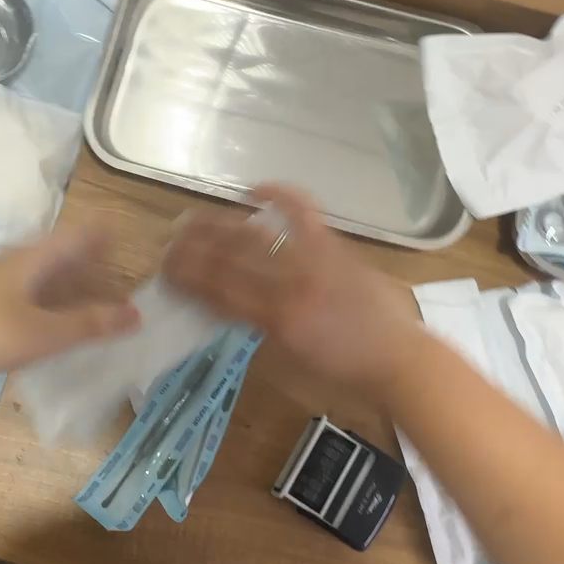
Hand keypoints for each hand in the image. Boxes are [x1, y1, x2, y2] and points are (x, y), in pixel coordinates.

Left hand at [0, 227, 139, 379]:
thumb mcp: (42, 333)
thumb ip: (89, 324)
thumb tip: (137, 315)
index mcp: (31, 258)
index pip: (75, 236)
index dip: (100, 233)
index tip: (122, 229)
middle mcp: (13, 260)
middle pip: (58, 253)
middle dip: (87, 260)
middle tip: (113, 269)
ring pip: (40, 273)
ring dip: (67, 282)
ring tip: (88, 295)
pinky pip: (25, 290)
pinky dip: (46, 297)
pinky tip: (48, 317)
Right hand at [163, 184, 418, 392]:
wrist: (399, 359)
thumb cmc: (341, 373)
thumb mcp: (288, 360)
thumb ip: (254, 328)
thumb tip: (221, 304)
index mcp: (276, 319)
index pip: (218, 290)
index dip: (186, 276)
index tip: (164, 268)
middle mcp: (291, 282)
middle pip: (228, 256)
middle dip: (192, 247)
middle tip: (169, 241)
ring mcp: (313, 259)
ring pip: (253, 233)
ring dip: (217, 223)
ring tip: (191, 218)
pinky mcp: (333, 245)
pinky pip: (302, 211)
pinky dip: (278, 195)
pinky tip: (254, 190)